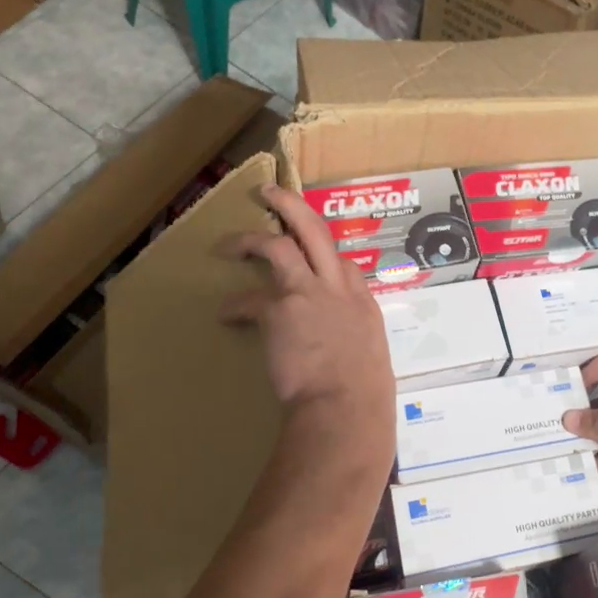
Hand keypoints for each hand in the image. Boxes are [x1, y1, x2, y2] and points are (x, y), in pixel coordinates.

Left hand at [218, 184, 394, 450]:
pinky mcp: (279, 309)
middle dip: (290, 206)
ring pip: (279, 246)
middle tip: (270, 193)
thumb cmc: (362, 393)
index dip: (324, 256)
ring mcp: (309, 292)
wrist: (345, 404)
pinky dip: (236, 307)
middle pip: (315, 230)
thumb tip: (345, 351)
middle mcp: (337, 286)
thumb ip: (355, 340)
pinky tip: (226, 317)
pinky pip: (250, 299)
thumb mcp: (370, 356)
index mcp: (361, 299)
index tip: (311, 256)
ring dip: (250, 240)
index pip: (343, 263)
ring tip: (227, 245)